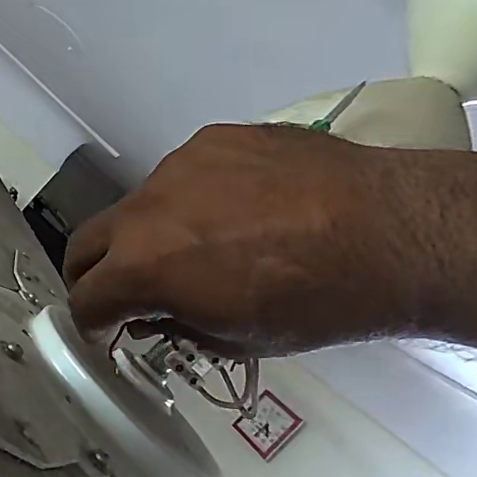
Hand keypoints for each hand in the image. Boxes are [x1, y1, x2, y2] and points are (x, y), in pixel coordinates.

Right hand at [62, 124, 450, 356]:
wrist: (391, 230)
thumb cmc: (315, 302)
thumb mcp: (236, 339)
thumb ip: (176, 324)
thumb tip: (154, 314)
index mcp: (145, 264)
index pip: (85, 298)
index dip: (91, 324)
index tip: (108, 332)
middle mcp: (147, 206)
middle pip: (86, 242)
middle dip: (94, 275)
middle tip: (125, 295)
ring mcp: (180, 164)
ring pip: (138, 206)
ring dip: (149, 234)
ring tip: (203, 247)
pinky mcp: (216, 138)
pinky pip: (183, 176)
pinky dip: (191, 201)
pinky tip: (240, 211)